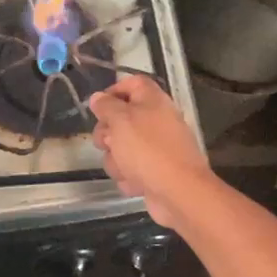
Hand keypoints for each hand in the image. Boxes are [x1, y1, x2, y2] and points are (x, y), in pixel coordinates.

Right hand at [88, 75, 212, 229]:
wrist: (177, 192)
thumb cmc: (147, 149)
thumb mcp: (120, 121)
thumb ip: (106, 106)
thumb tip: (98, 97)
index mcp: (153, 101)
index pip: (132, 83)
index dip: (113, 91)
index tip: (98, 107)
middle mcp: (156, 121)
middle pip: (120, 119)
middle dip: (107, 134)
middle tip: (106, 142)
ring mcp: (156, 148)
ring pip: (120, 148)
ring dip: (116, 160)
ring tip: (125, 168)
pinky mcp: (154, 171)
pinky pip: (130, 169)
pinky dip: (129, 177)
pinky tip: (135, 183)